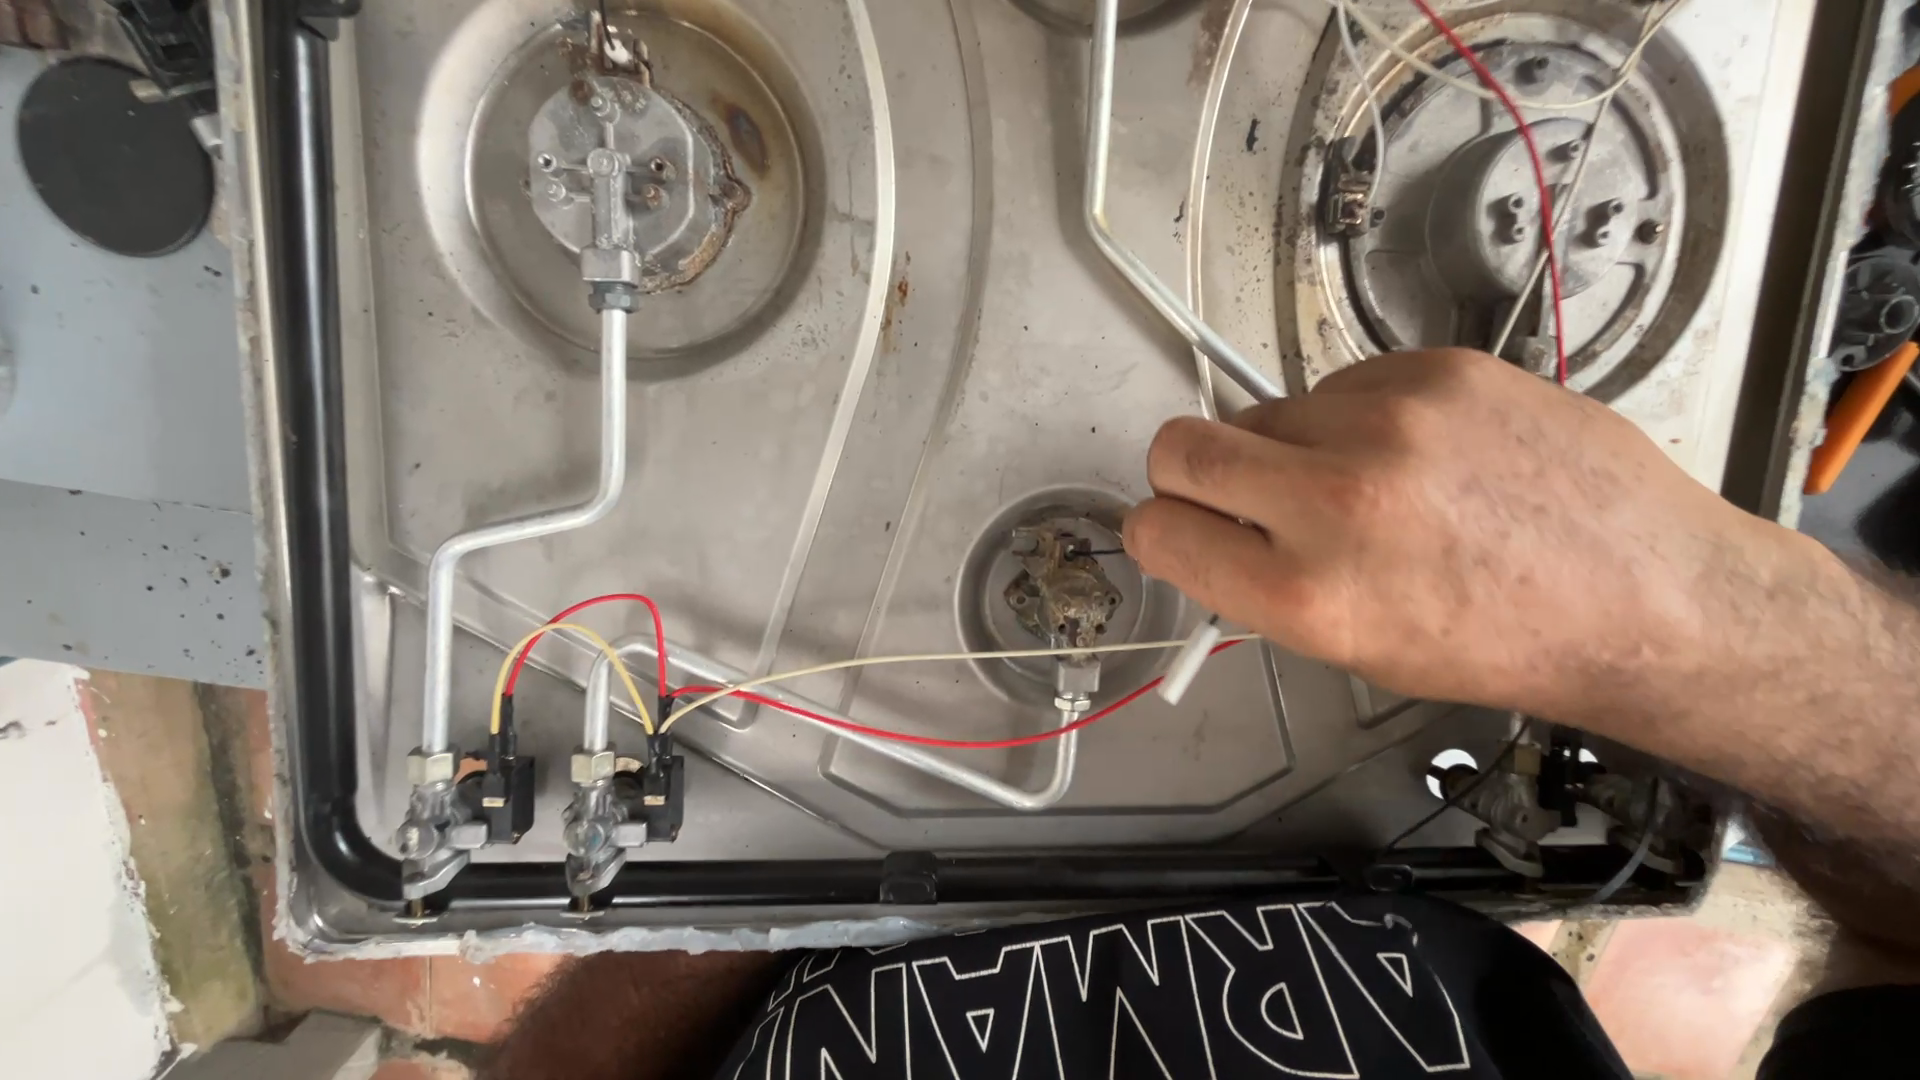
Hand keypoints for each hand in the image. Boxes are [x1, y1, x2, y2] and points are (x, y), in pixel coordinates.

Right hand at [1123, 348, 1813, 730]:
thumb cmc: (1488, 641)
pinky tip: (1415, 452)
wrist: (1652, 598)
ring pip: (1258, 413)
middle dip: (1188, 472)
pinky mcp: (1433, 367)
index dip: (1160, 530)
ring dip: (1285, 447)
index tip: (1186, 531)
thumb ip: (1252, 582)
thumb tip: (1199, 523)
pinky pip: (1333, 383)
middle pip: (1175, 446)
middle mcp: (1333, 499)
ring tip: (1364, 480)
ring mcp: (1387, 420)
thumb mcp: (1348, 647)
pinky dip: (1350, 417)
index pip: (1154, 529)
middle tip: (1243, 493)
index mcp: (1304, 594)